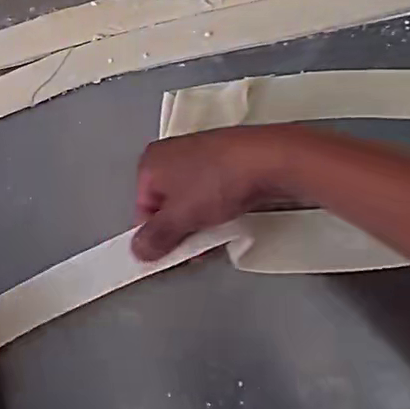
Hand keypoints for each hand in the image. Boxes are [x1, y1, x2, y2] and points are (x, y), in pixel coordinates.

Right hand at [132, 125, 308, 259]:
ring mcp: (199, 156)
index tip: (167, 254)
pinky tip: (231, 217)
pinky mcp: (224, 161)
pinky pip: (212, 193)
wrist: (269, 160)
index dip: (154, 235)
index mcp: (151, 162)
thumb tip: (140, 250)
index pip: (141, 209)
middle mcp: (172, 154)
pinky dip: (218, 209)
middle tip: (196, 246)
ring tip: (218, 231)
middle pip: (166, 205)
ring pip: (191, 202)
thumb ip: (155, 238)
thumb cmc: (220, 178)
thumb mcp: (180, 218)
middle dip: (180, 230)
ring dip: (201, 223)